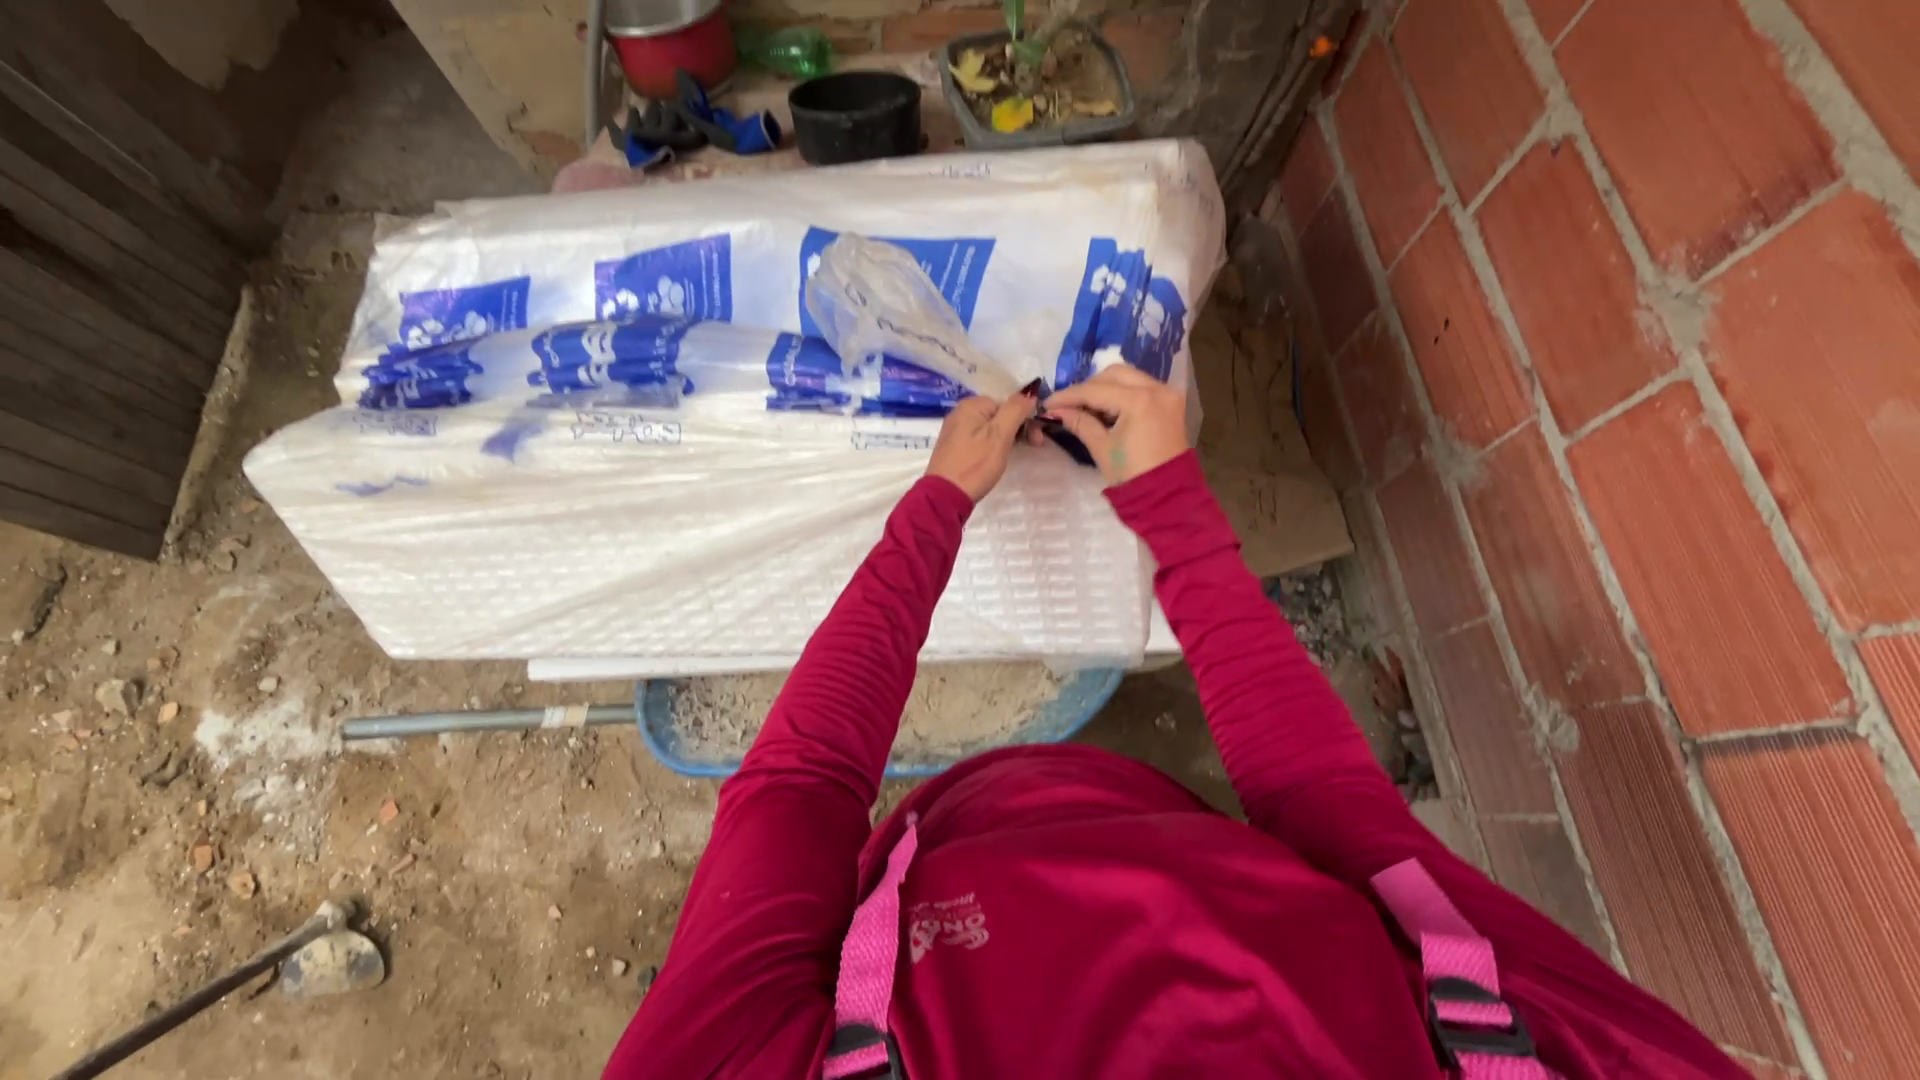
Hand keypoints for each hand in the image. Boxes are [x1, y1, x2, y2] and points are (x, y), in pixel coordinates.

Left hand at [926, 387, 1038, 501]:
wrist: (945, 496)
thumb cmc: (975, 465)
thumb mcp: (1000, 435)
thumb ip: (1016, 409)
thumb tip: (1030, 392)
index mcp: (971, 405)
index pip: (1008, 403)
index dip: (1026, 418)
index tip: (1037, 439)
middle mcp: (961, 412)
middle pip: (999, 414)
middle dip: (1019, 428)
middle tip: (1034, 446)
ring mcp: (956, 430)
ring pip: (990, 427)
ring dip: (1007, 438)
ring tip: (1014, 454)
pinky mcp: (954, 447)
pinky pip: (980, 438)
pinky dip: (992, 445)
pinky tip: (995, 458)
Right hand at [1039, 365, 1186, 484]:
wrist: (1167, 496)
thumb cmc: (1131, 475)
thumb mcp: (1101, 448)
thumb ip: (1079, 422)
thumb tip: (1056, 410)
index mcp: (1139, 401)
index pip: (1095, 390)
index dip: (1068, 395)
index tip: (1048, 402)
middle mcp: (1156, 389)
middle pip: (1114, 374)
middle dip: (1089, 387)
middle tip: (1071, 405)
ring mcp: (1167, 394)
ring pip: (1129, 377)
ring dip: (1106, 388)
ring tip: (1088, 408)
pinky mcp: (1172, 402)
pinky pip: (1142, 387)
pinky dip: (1123, 393)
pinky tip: (1109, 409)